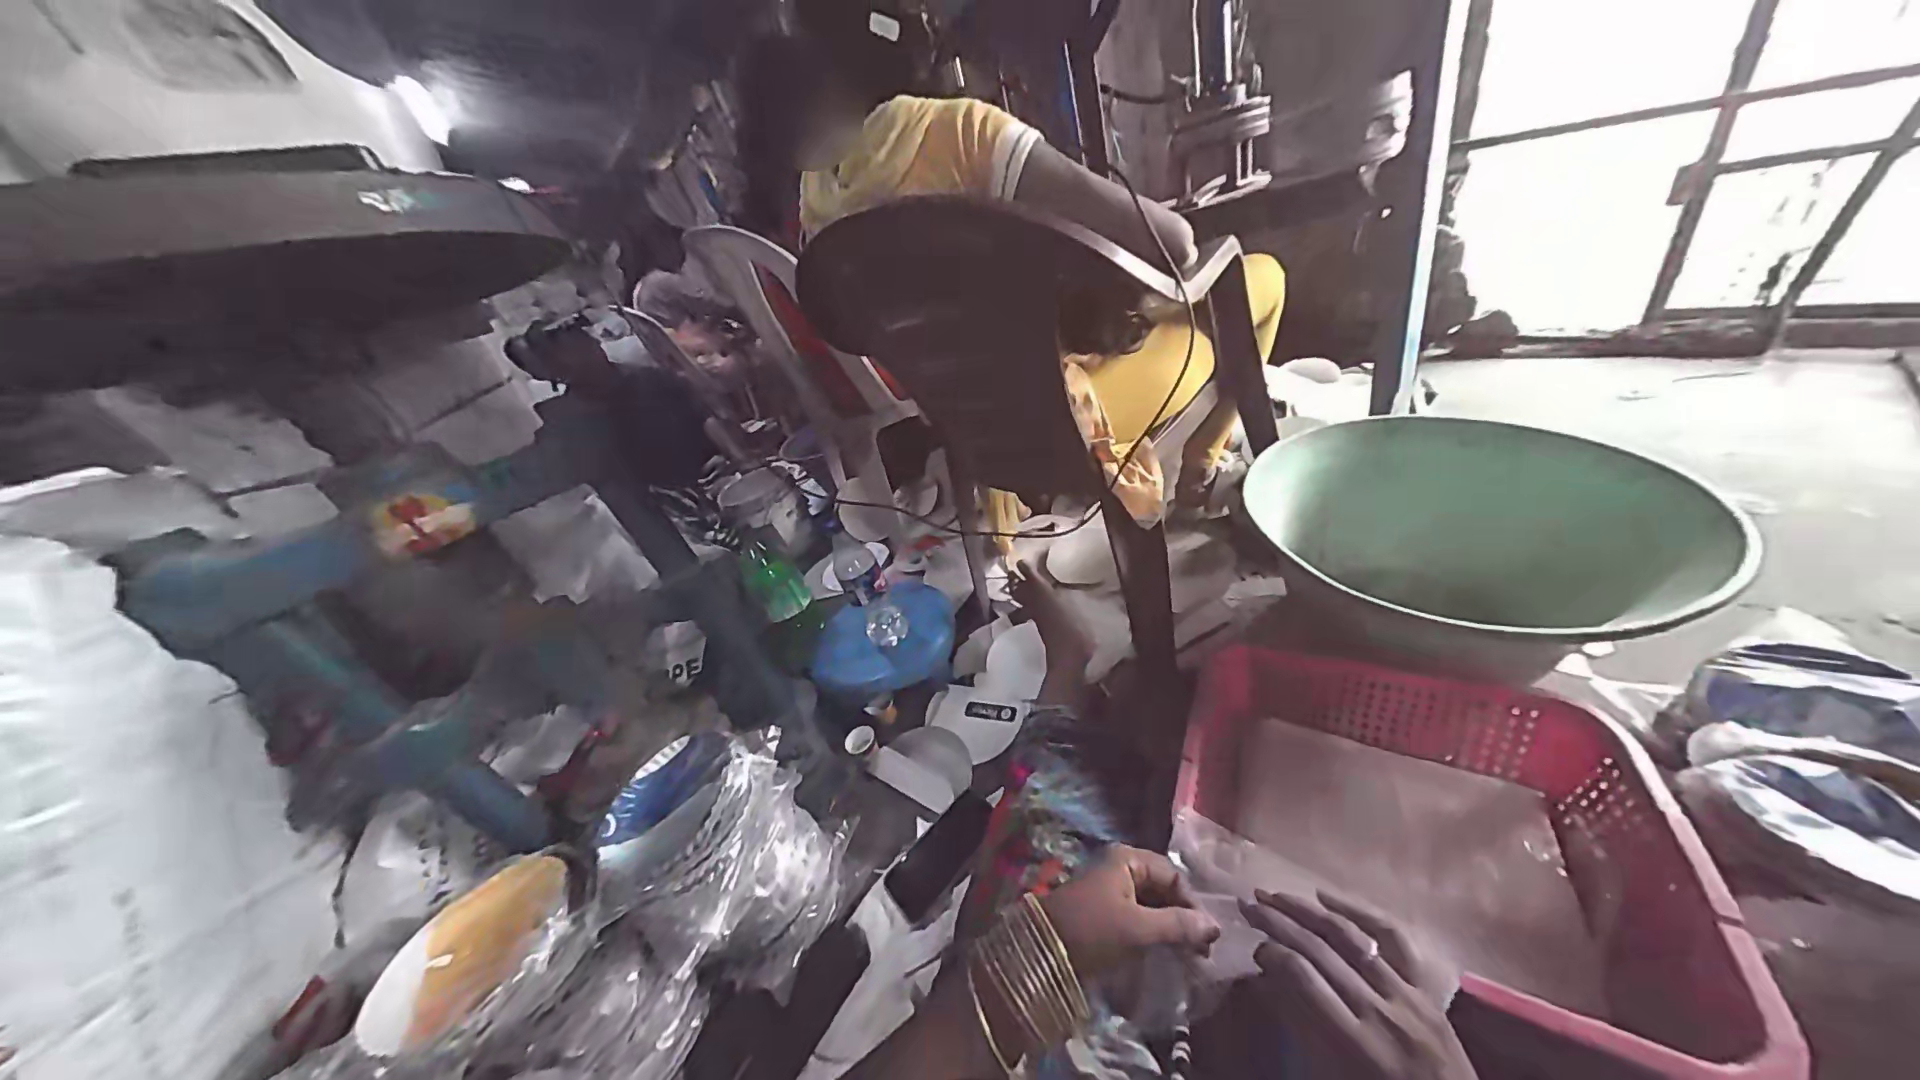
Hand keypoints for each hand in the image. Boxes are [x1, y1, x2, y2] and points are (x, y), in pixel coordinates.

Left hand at [1039, 845, 1220, 979]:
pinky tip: (1168, 953)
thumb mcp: (1138, 928)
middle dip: (1184, 918)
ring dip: (1172, 928)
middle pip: (1163, 889)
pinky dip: (1156, 933)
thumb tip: (1215, 926)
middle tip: (1202, 952)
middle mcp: (1121, 868)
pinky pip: (1140, 917)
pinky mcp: (1107, 911)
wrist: (1045, 947)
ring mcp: (1113, 889)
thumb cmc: (1093, 929)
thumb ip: (1177, 925)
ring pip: (1153, 905)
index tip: (1207, 936)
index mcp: (1127, 860)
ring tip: (1190, 957)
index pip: (1173, 875)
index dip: (1193, 903)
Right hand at [1243, 890, 1477, 1079]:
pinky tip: (1326, 897)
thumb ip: (1304, 1029)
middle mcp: (1381, 1011)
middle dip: (1277, 920)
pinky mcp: (1427, 990)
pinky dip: (1358, 911)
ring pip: (1349, 935)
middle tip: (1248, 904)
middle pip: (1319, 949)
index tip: (1254, 948)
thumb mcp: (1335, 1078)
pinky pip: (1393, 938)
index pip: (1302, 977)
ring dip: (1306, 909)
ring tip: (1275, 895)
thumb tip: (1270, 978)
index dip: (1272, 953)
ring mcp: (1408, 995)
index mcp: (1358, 1044)